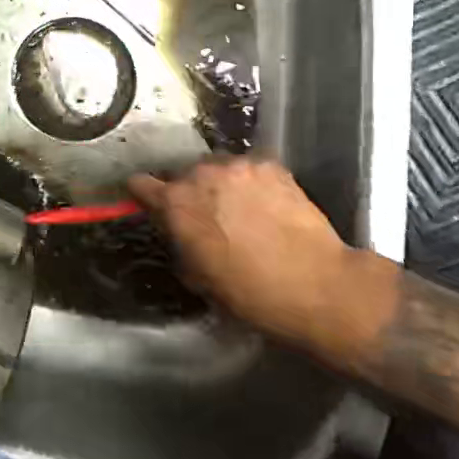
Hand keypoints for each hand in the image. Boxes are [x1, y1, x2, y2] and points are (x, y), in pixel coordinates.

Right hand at [128, 158, 357, 342]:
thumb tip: (179, 231)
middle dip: (190, 191)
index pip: (140, 184)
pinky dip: (252, 182)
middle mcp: (201, 174)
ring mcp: (237, 166)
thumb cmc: (252, 293)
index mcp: (176, 204)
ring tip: (241, 207)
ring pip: (217, 167)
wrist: (318, 285)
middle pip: (182, 174)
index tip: (151, 204)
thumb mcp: (199, 276)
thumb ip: (179, 242)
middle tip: (208, 215)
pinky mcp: (270, 165)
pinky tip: (267, 204)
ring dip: (220, 183)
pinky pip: (249, 168)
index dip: (144, 195)